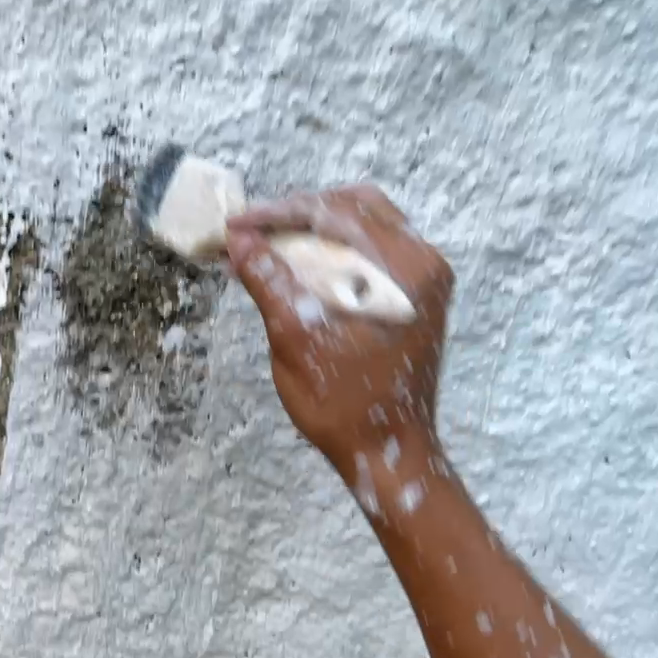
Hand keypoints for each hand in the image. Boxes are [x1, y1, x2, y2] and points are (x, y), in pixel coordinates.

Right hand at [225, 185, 453, 460]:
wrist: (385, 450)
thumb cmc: (340, 399)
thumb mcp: (294, 336)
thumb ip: (269, 280)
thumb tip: (238, 239)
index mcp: (403, 266)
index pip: (335, 213)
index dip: (278, 213)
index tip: (235, 224)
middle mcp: (422, 261)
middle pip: (353, 208)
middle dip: (296, 214)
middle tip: (249, 231)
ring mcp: (422, 278)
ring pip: (362, 225)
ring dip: (311, 230)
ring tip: (265, 246)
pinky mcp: (413, 295)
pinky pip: (368, 252)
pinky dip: (329, 250)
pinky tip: (294, 266)